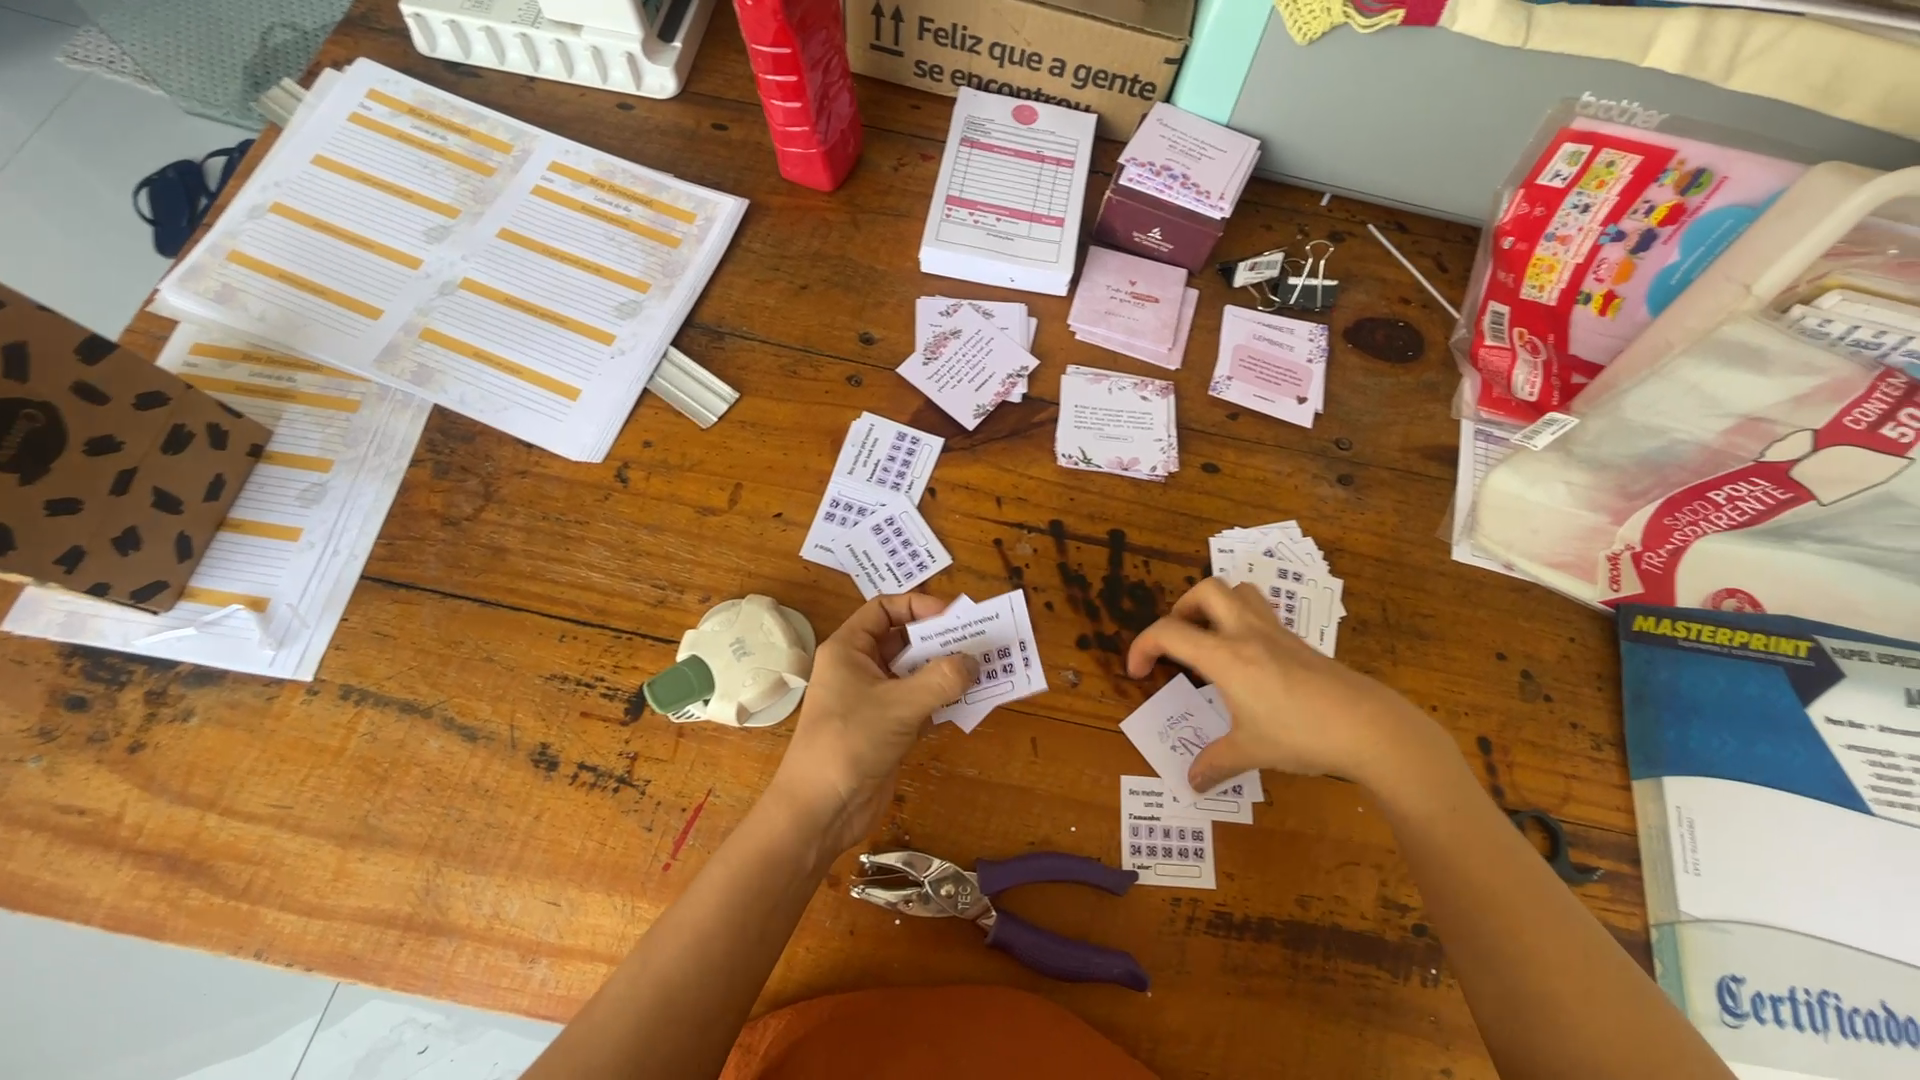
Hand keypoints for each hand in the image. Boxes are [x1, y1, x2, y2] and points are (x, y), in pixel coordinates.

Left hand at [767, 594, 974, 858]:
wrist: (821, 810)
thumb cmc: (850, 742)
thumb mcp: (899, 705)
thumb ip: (941, 679)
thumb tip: (974, 662)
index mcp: (849, 650)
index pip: (883, 610)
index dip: (918, 606)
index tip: (954, 615)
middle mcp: (860, 669)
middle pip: (904, 641)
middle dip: (940, 640)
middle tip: (980, 641)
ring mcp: (874, 701)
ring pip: (915, 674)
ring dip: (947, 672)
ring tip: (985, 668)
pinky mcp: (887, 730)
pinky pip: (920, 704)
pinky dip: (944, 701)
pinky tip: (972, 702)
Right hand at [1126, 578, 1448, 793]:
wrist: (1369, 727)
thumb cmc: (1301, 735)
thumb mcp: (1251, 752)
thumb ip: (1216, 763)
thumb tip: (1192, 784)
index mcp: (1226, 656)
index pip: (1169, 632)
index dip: (1142, 646)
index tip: (1137, 672)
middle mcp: (1247, 633)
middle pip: (1206, 590)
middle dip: (1181, 608)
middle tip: (1178, 643)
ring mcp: (1277, 633)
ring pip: (1239, 591)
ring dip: (1215, 605)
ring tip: (1210, 639)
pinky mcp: (1300, 642)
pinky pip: (1262, 612)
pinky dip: (1243, 621)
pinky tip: (1249, 658)